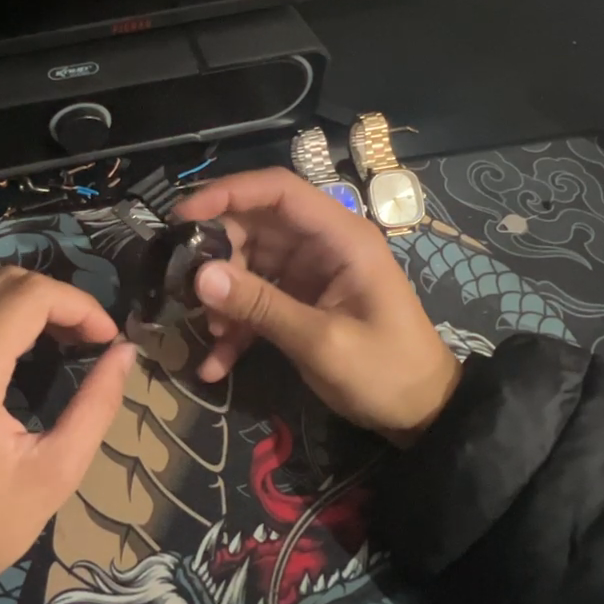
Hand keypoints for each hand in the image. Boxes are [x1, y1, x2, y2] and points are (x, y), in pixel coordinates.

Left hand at [0, 267, 136, 594]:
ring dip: (25, 299)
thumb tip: (125, 351)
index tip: (107, 337)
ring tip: (59, 337)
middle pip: (4, 280)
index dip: (79, 305)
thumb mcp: (56, 472)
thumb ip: (97, 403)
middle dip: (57, 298)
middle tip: (87, 337)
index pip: (30, 296)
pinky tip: (16, 343)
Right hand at [175, 167, 460, 446]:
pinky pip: (256, 298)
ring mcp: (309, 271)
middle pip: (255, 225)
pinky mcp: (300, 299)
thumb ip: (261, 306)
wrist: (421, 413)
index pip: (278, 190)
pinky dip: (236, 326)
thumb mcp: (322, 341)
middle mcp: (322, 243)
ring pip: (248, 262)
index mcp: (340, 236)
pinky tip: (215, 363)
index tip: (182, 217)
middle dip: (217, 255)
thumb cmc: (385, 371)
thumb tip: (200, 276)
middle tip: (185, 287)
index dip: (227, 193)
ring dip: (223, 297)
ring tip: (210, 334)